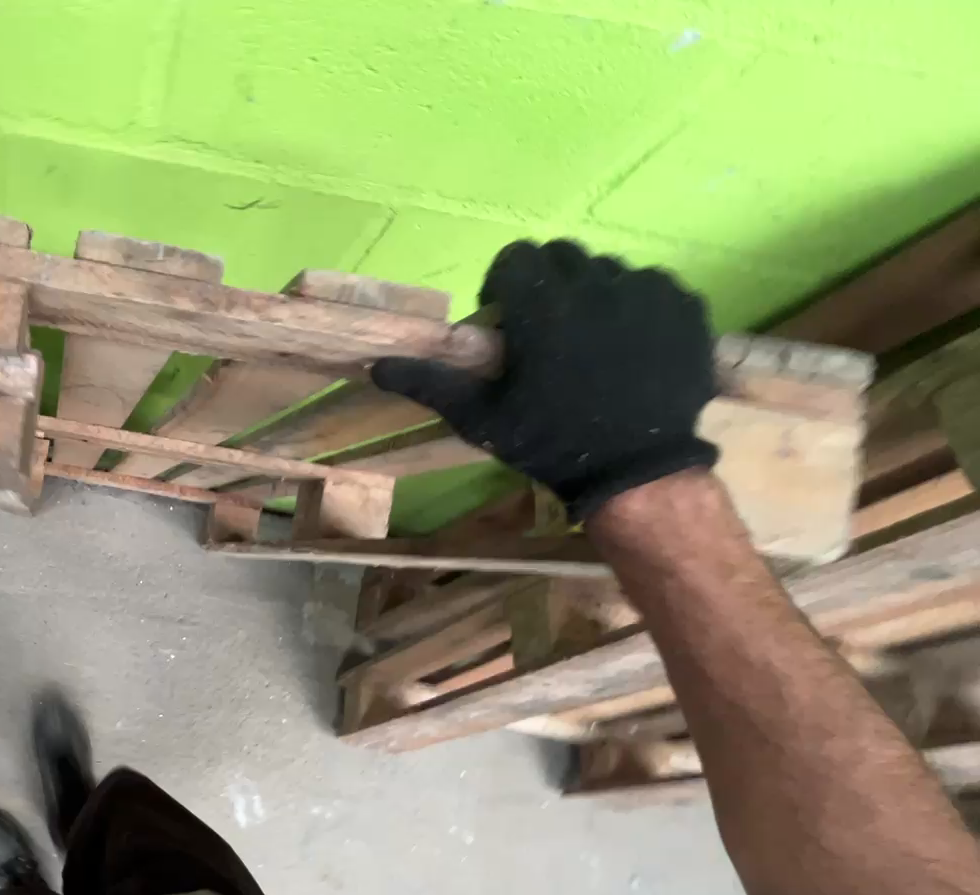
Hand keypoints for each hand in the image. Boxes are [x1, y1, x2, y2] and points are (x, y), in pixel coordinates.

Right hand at [371, 239, 719, 520]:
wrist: (636, 470)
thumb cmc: (545, 442)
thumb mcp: (477, 417)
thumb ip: (429, 383)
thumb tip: (377, 366)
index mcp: (544, 309)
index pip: (516, 257)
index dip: (501, 283)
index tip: (502, 319)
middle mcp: (598, 287)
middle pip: (561, 255)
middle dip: (543, 283)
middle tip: (539, 330)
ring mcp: (649, 294)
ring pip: (606, 268)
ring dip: (586, 292)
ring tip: (584, 339)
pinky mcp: (686, 308)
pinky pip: (650, 284)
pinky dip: (630, 304)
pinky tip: (623, 345)